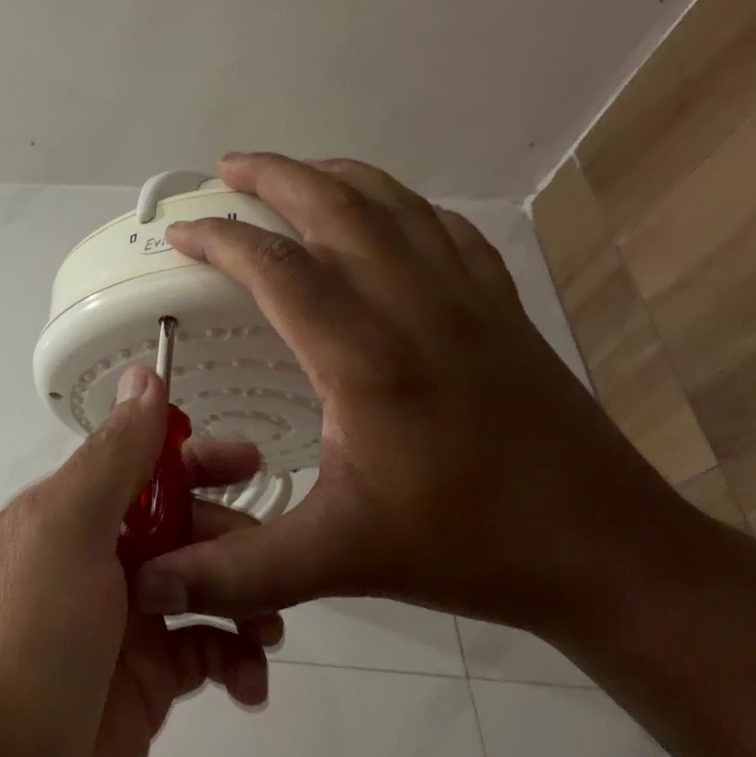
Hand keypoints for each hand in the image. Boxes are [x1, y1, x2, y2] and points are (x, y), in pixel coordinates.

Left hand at [0, 365, 278, 756]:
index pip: (140, 465)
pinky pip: (207, 651)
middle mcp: (92, 561)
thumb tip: (144, 375)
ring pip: (204, 588)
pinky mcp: (148, 682)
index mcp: (65, 516)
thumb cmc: (29, 643)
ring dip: (245, 600)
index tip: (254, 462)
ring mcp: (122, 624)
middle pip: (182, 527)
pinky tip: (247, 680)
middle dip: (232, 539)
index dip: (196, 458)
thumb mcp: (65, 531)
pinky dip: (234, 658)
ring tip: (266, 631)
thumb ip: (114, 456)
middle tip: (274, 564)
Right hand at [132, 152, 680, 629]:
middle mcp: (416, 308)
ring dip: (337, 178)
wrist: (606, 550)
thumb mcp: (338, 562)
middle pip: (338, 207)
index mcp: (366, 358)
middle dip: (276, 176)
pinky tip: (388, 217)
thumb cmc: (465, 547)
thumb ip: (237, 572)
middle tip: (227, 168)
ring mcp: (470, 301)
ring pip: (397, 205)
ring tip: (294, 174)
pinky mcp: (504, 311)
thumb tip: (149, 588)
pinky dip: (404, 205)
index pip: (278, 268)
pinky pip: (447, 231)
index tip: (181, 233)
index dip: (222, 241)